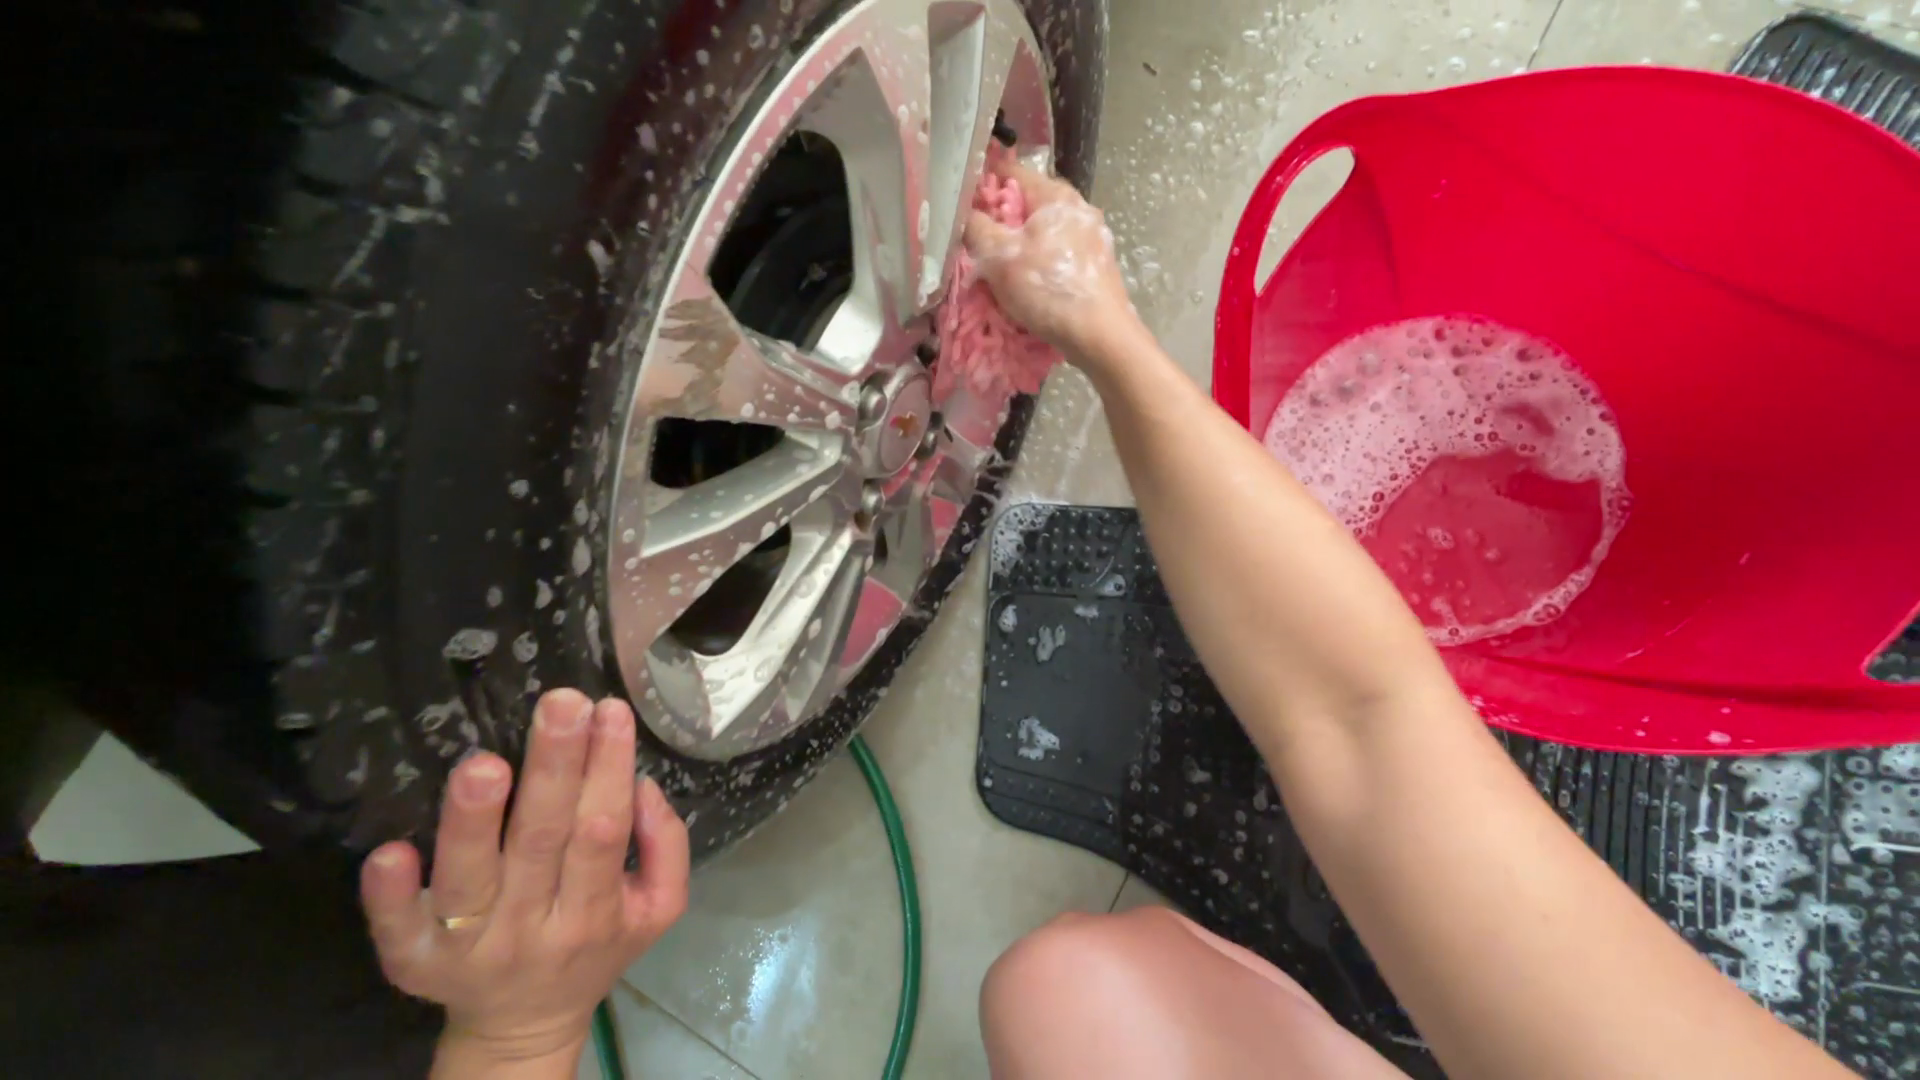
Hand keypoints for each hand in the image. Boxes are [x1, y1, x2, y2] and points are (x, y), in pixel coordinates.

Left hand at [360, 689, 689, 1073]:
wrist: (526, 1026)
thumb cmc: (598, 945)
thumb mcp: (659, 907)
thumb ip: (666, 846)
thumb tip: (641, 785)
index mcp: (596, 911)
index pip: (604, 832)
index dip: (608, 771)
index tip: (609, 710)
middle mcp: (535, 926)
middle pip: (543, 842)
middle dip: (555, 768)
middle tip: (561, 704)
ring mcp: (470, 946)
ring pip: (472, 878)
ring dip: (474, 820)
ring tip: (484, 762)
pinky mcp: (414, 962)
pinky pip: (398, 930)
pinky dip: (391, 894)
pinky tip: (390, 851)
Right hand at [964, 159, 1137, 361]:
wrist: (1099, 334)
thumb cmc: (1047, 288)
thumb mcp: (1000, 257)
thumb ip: (977, 228)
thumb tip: (967, 214)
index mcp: (1055, 195)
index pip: (1012, 171)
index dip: (984, 183)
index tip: (964, 205)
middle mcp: (1078, 208)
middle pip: (1029, 204)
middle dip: (1002, 220)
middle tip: (979, 244)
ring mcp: (1092, 237)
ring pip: (1044, 231)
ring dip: (1020, 245)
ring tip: (1002, 269)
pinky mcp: (1096, 265)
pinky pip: (1058, 254)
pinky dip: (1039, 263)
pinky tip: (1030, 285)